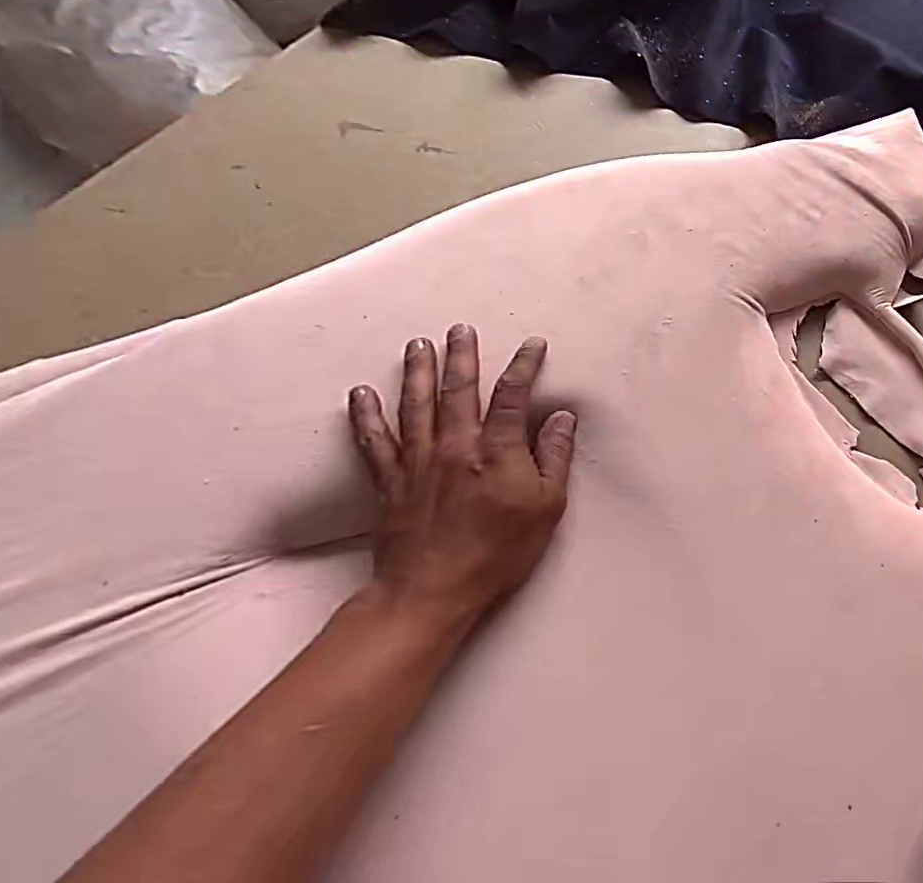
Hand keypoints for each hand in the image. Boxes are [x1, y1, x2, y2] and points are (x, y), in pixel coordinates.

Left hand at [348, 326, 576, 629]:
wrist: (432, 593)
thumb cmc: (498, 553)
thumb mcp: (547, 507)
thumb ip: (555, 457)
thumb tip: (562, 418)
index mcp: (496, 452)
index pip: (513, 396)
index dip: (524, 366)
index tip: (532, 345)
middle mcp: (454, 448)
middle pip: (459, 391)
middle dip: (462, 356)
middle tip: (460, 329)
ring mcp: (418, 463)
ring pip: (416, 406)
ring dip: (418, 372)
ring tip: (418, 345)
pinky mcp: (391, 483)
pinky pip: (374, 442)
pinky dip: (366, 416)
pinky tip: (361, 393)